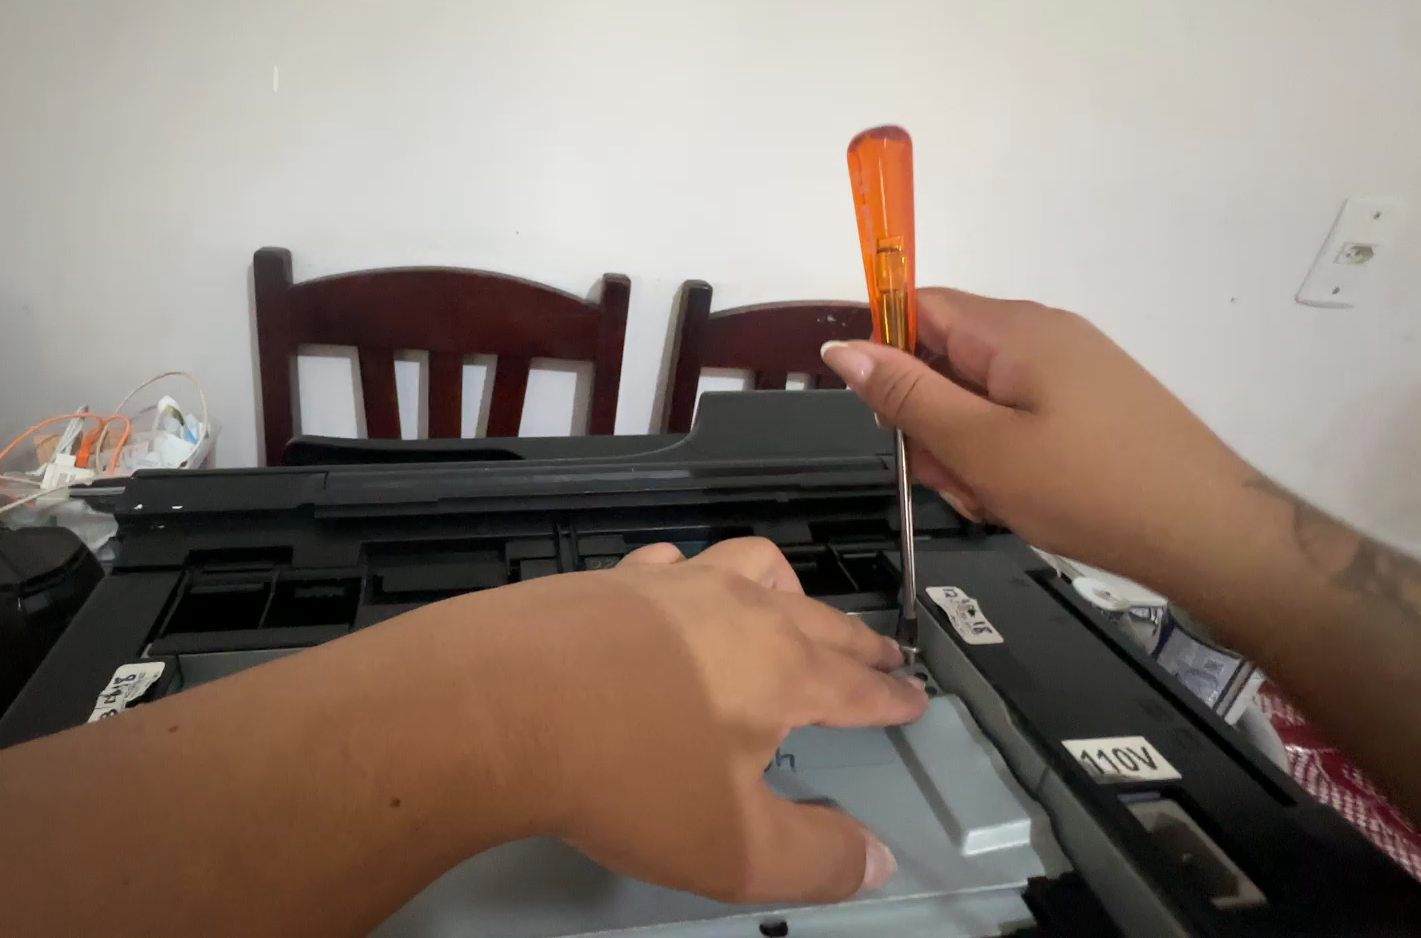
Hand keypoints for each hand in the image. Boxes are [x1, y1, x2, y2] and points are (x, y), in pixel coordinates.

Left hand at [421, 538, 924, 903]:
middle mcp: (738, 609)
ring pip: (752, 564)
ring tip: (787, 607)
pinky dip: (695, 576)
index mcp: (780, 669)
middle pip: (817, 617)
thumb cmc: (627, 772)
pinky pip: (676, 563)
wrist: (507, 701)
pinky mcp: (619, 576)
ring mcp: (676, 583)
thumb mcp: (734, 848)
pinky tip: (678, 592)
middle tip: (878, 655)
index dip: (890, 695)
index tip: (913, 695)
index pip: (855, 683)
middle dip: (855, 641)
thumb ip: (817, 858)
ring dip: (783, 587)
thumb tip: (875, 858)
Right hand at [819, 288, 1258, 586]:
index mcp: (1012, 330)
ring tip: (984, 493)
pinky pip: (1012, 410)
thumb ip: (903, 393)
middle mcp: (1040, 333)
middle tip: (943, 473)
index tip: (884, 412)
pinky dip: (995, 447)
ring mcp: (1068, 367)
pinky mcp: (1086, 400)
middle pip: (943, 353)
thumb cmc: (1087, 488)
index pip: (917, 306)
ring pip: (974, 390)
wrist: (1212, 538)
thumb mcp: (976, 445)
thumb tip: (841, 345)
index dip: (883, 349)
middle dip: (925, 412)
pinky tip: (1010, 491)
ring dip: (959, 439)